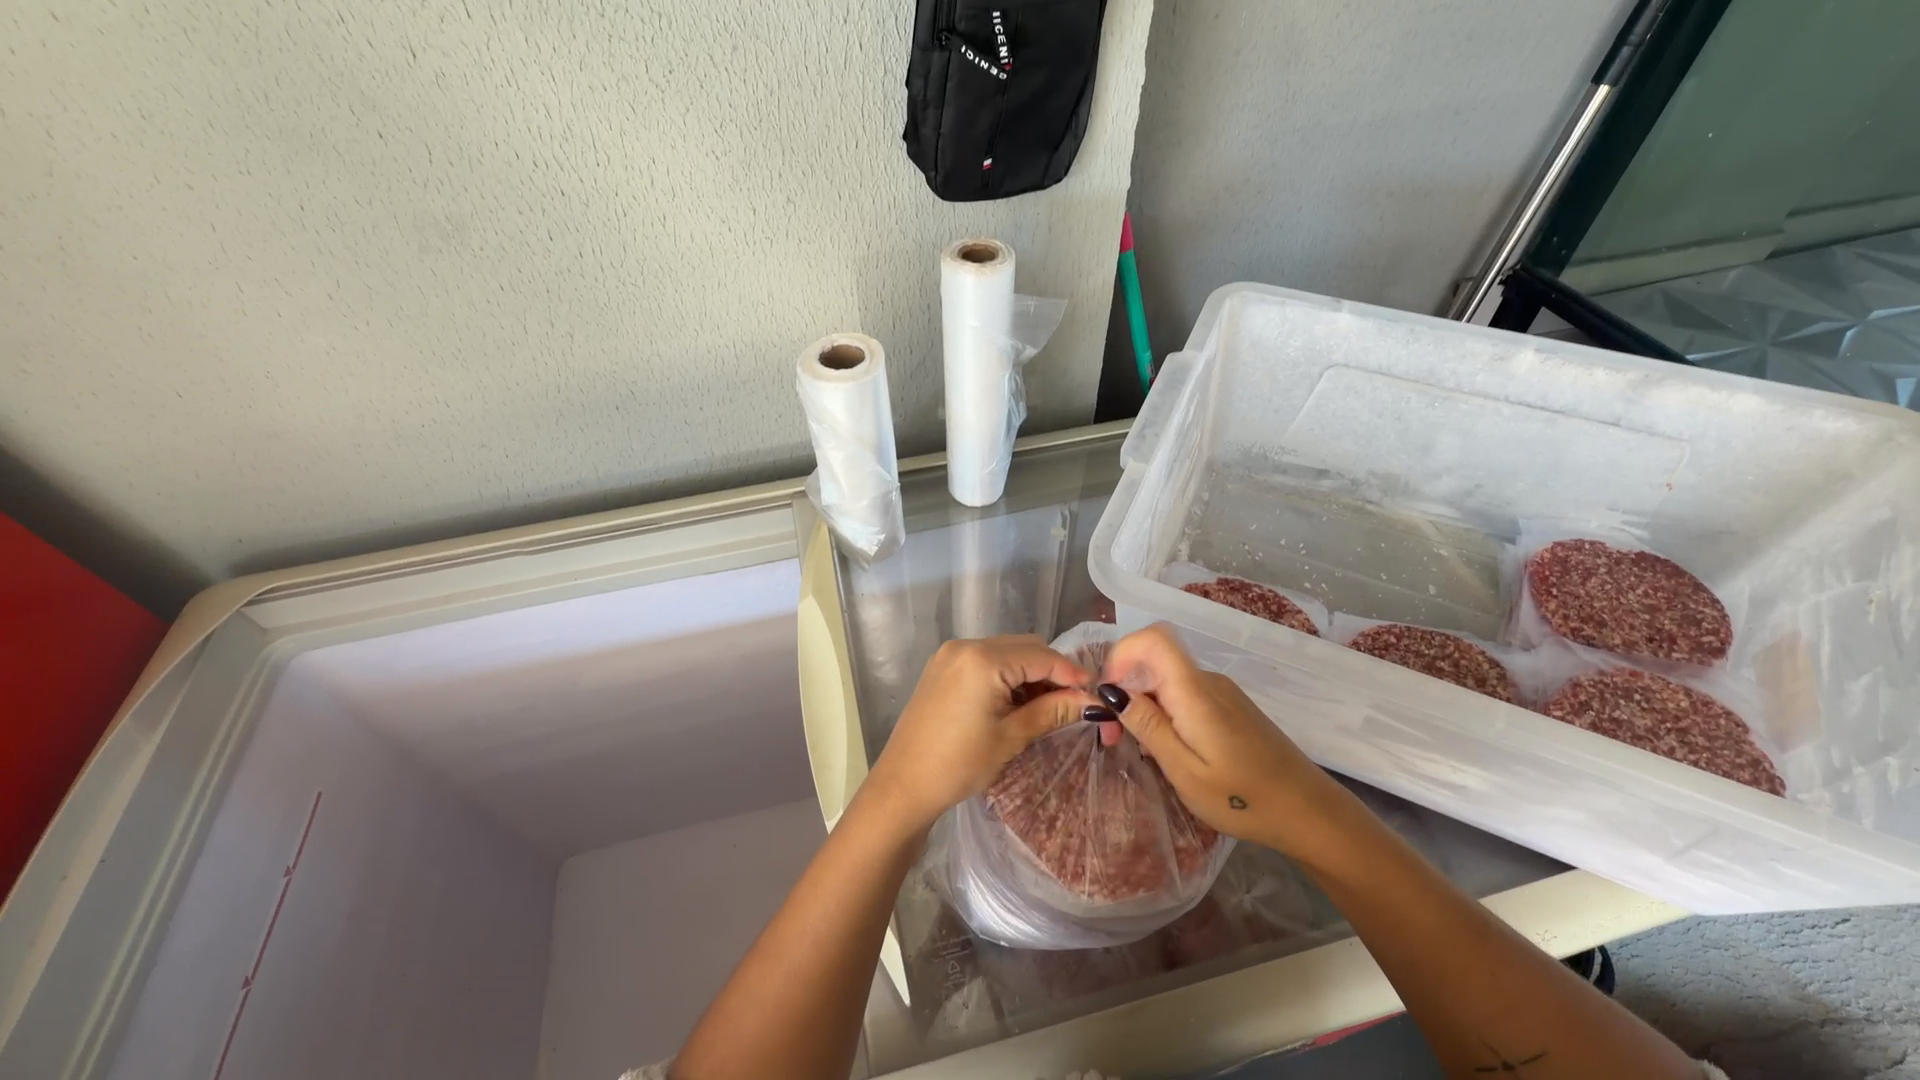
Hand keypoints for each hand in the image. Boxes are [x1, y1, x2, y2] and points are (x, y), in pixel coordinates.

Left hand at [862, 636, 1099, 832]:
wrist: (903, 786)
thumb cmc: (959, 764)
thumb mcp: (1011, 737)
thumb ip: (1053, 711)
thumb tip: (1092, 701)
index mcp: (983, 659)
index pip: (1042, 656)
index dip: (1072, 674)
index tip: (1097, 694)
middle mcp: (966, 646)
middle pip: (1025, 647)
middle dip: (1052, 672)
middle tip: (1073, 704)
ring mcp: (950, 655)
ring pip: (1006, 653)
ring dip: (1030, 674)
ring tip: (1047, 707)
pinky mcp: (942, 668)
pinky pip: (986, 661)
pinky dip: (1006, 676)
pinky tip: (1017, 703)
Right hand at [1101, 624, 1350, 859]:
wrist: (1307, 812)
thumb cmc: (1243, 799)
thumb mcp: (1185, 771)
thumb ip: (1149, 727)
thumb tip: (1112, 691)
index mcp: (1195, 692)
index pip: (1154, 638)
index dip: (1121, 655)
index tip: (1107, 697)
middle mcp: (1208, 682)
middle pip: (1153, 663)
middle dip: (1124, 694)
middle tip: (1114, 742)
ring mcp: (1221, 693)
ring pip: (1166, 682)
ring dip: (1143, 709)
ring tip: (1142, 754)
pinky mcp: (1229, 707)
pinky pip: (1183, 697)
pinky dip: (1165, 716)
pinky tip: (1170, 753)